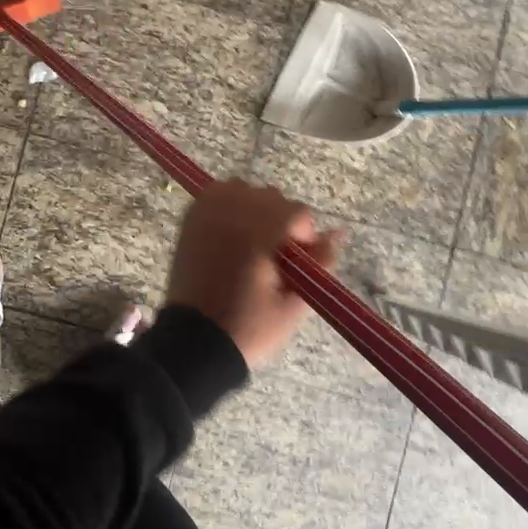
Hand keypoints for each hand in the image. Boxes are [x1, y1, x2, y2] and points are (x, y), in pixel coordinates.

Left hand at [164, 180, 342, 369]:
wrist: (195, 340)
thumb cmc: (248, 329)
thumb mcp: (295, 304)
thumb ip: (320, 264)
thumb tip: (338, 234)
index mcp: (257, 237)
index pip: (297, 211)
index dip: (305, 235)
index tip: (298, 262)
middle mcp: (230, 217)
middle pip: (271, 196)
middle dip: (282, 221)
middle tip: (277, 256)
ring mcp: (205, 216)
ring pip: (242, 188)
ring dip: (255, 208)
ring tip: (255, 242)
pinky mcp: (190, 222)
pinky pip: (214, 193)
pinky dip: (228, 203)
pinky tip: (234, 229)